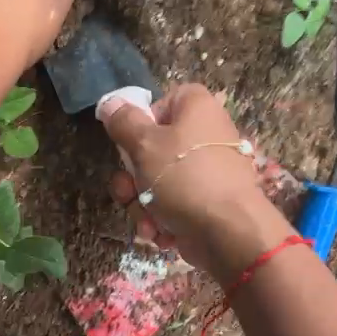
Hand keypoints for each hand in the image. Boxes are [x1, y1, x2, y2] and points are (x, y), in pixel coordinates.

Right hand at [102, 85, 292, 284]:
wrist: (227, 230)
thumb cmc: (184, 178)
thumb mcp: (144, 144)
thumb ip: (123, 122)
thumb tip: (110, 102)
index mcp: (195, 108)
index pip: (160, 105)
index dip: (140, 127)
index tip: (130, 148)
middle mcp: (204, 135)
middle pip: (151, 151)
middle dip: (133, 181)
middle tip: (130, 194)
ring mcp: (205, 171)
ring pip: (156, 184)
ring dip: (143, 206)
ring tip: (148, 223)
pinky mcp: (204, 201)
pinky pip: (172, 205)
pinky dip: (162, 220)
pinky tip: (162, 233)